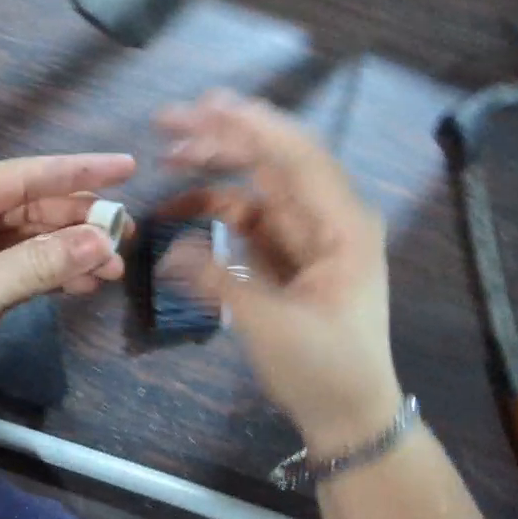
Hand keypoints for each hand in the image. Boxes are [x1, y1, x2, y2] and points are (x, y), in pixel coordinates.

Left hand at [0, 154, 136, 431]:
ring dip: (69, 251)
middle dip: (76, 219)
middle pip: (26, 208)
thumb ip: (40, 262)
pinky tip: (85, 283)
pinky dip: (51, 276)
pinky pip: (20, 272)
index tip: (127, 167)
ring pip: (27, 243)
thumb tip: (104, 238)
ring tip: (115, 265)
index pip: (18, 176)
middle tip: (127, 233)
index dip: (75, 171)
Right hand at [155, 91, 399, 453]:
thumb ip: (220, 282)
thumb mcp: (272, 327)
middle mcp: (325, 219)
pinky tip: (177, 209)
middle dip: (223, 136)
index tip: (205, 105)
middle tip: (168, 123)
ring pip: (254, 183)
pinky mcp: (284, 255)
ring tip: (168, 154)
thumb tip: (169, 252)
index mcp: (341, 227)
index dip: (251, 126)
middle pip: (272, 160)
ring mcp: (304, 235)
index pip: (296, 158)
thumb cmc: (326, 369)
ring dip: (213, 166)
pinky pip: (244, 216)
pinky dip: (211, 208)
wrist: (349, 413)